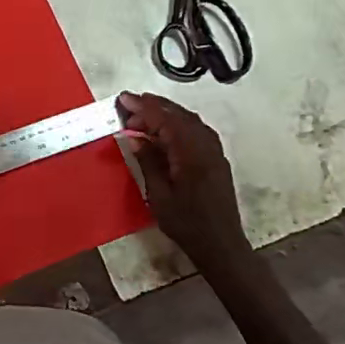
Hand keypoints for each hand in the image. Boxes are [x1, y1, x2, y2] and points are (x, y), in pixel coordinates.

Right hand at [117, 92, 245, 257]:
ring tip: (142, 117)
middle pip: (179, 115)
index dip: (143, 107)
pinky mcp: (216, 159)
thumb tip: (135, 138)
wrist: (221, 245)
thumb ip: (148, 162)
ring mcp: (214, 151)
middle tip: (129, 108)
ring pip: (189, 121)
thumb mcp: (159, 194)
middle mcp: (206, 146)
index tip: (123, 99)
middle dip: (153, 107)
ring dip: (166, 115)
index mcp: (191, 153)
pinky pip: (196, 131)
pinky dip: (178, 125)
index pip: (165, 120)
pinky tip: (164, 132)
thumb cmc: (186, 223)